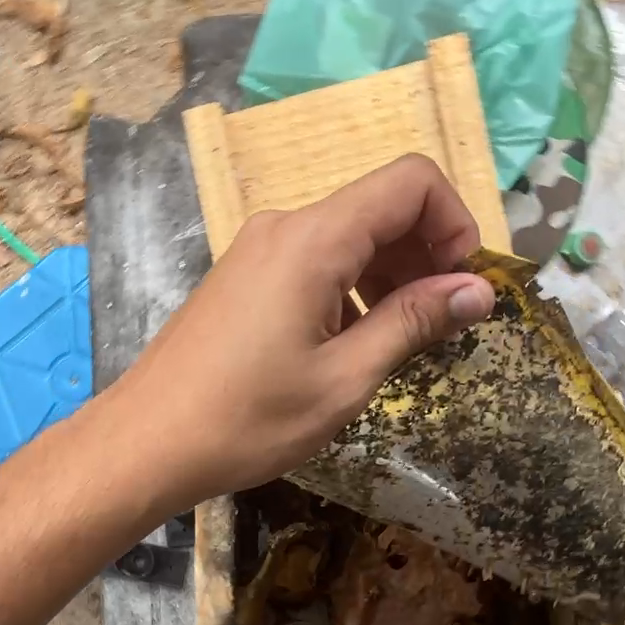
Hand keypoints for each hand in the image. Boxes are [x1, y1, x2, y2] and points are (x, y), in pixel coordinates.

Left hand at [103, 154, 495, 507]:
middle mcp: (286, 227)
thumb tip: (477, 291)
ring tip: (397, 344)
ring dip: (390, 278)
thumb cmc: (248, 420)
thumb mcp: (344, 379)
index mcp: (315, 240)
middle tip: (439, 327)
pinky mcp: (245, 277)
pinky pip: (316, 262)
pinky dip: (351, 290)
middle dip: (426, 256)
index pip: (411, 182)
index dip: (454, 224)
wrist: (147, 443)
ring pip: (349, 237)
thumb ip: (412, 324)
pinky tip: (349, 346)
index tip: (463, 289)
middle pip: (381, 207)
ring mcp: (259, 250)